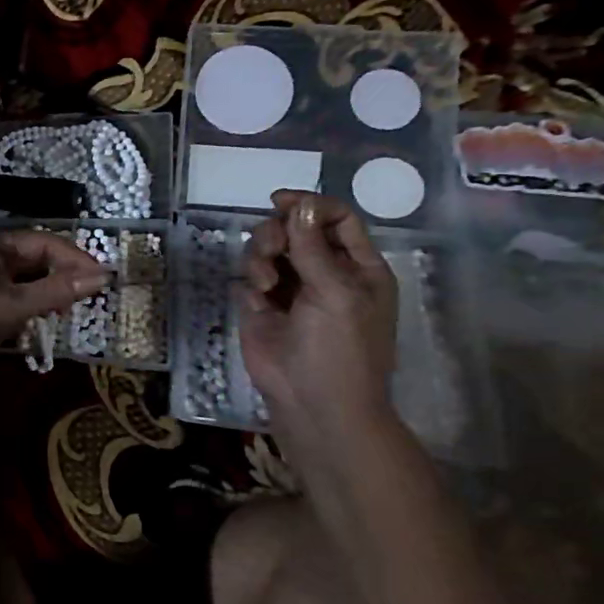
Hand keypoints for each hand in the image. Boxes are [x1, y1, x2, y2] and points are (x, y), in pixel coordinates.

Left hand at [0, 229, 107, 374]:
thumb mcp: (16, 306)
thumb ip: (58, 291)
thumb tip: (104, 277)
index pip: (45, 242)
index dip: (76, 259)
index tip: (104, 278)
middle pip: (40, 256)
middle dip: (65, 274)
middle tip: (93, 294)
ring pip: (33, 274)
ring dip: (53, 288)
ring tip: (73, 306)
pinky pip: (21, 288)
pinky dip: (38, 299)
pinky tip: (52, 313)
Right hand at [237, 191, 398, 435]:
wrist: (314, 401)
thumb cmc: (340, 348)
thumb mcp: (335, 292)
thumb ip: (313, 247)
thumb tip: (299, 203)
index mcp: (356, 266)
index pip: (335, 219)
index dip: (309, 206)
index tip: (279, 202)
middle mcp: (323, 273)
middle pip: (293, 230)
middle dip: (276, 234)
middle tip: (270, 251)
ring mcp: (290, 292)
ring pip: (266, 252)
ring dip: (260, 259)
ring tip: (263, 284)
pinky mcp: (260, 309)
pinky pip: (247, 280)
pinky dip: (248, 284)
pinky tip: (256, 303)